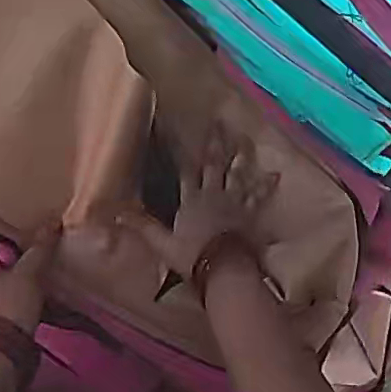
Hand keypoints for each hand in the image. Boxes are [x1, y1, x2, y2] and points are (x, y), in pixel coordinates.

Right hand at [120, 127, 277, 278]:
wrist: (224, 268)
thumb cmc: (192, 256)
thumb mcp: (162, 243)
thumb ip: (142, 226)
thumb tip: (115, 212)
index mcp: (191, 200)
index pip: (185, 171)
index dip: (182, 151)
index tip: (178, 132)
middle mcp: (213, 194)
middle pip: (214, 164)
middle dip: (216, 143)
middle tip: (220, 123)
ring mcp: (233, 202)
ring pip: (237, 173)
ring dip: (241, 156)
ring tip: (245, 139)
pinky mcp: (249, 213)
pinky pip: (259, 196)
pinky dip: (266, 185)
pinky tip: (275, 174)